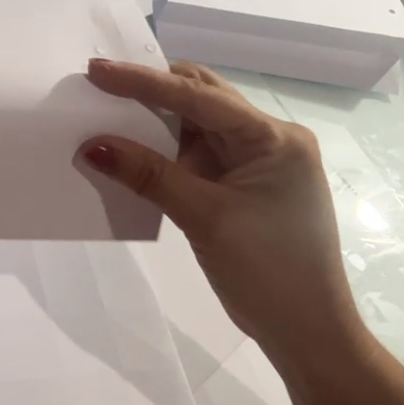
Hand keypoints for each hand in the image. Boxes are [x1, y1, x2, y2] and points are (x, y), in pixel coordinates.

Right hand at [79, 59, 361, 365]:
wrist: (310, 335)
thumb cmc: (269, 272)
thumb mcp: (205, 218)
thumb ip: (148, 175)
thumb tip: (93, 145)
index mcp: (273, 138)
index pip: (198, 96)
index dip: (143, 80)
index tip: (97, 70)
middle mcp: (269, 138)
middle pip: (201, 97)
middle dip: (151, 88)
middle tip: (101, 84)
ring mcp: (257, 162)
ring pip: (197, 123)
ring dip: (155, 118)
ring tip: (109, 110)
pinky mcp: (243, 184)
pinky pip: (197, 152)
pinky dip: (164, 148)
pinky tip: (134, 148)